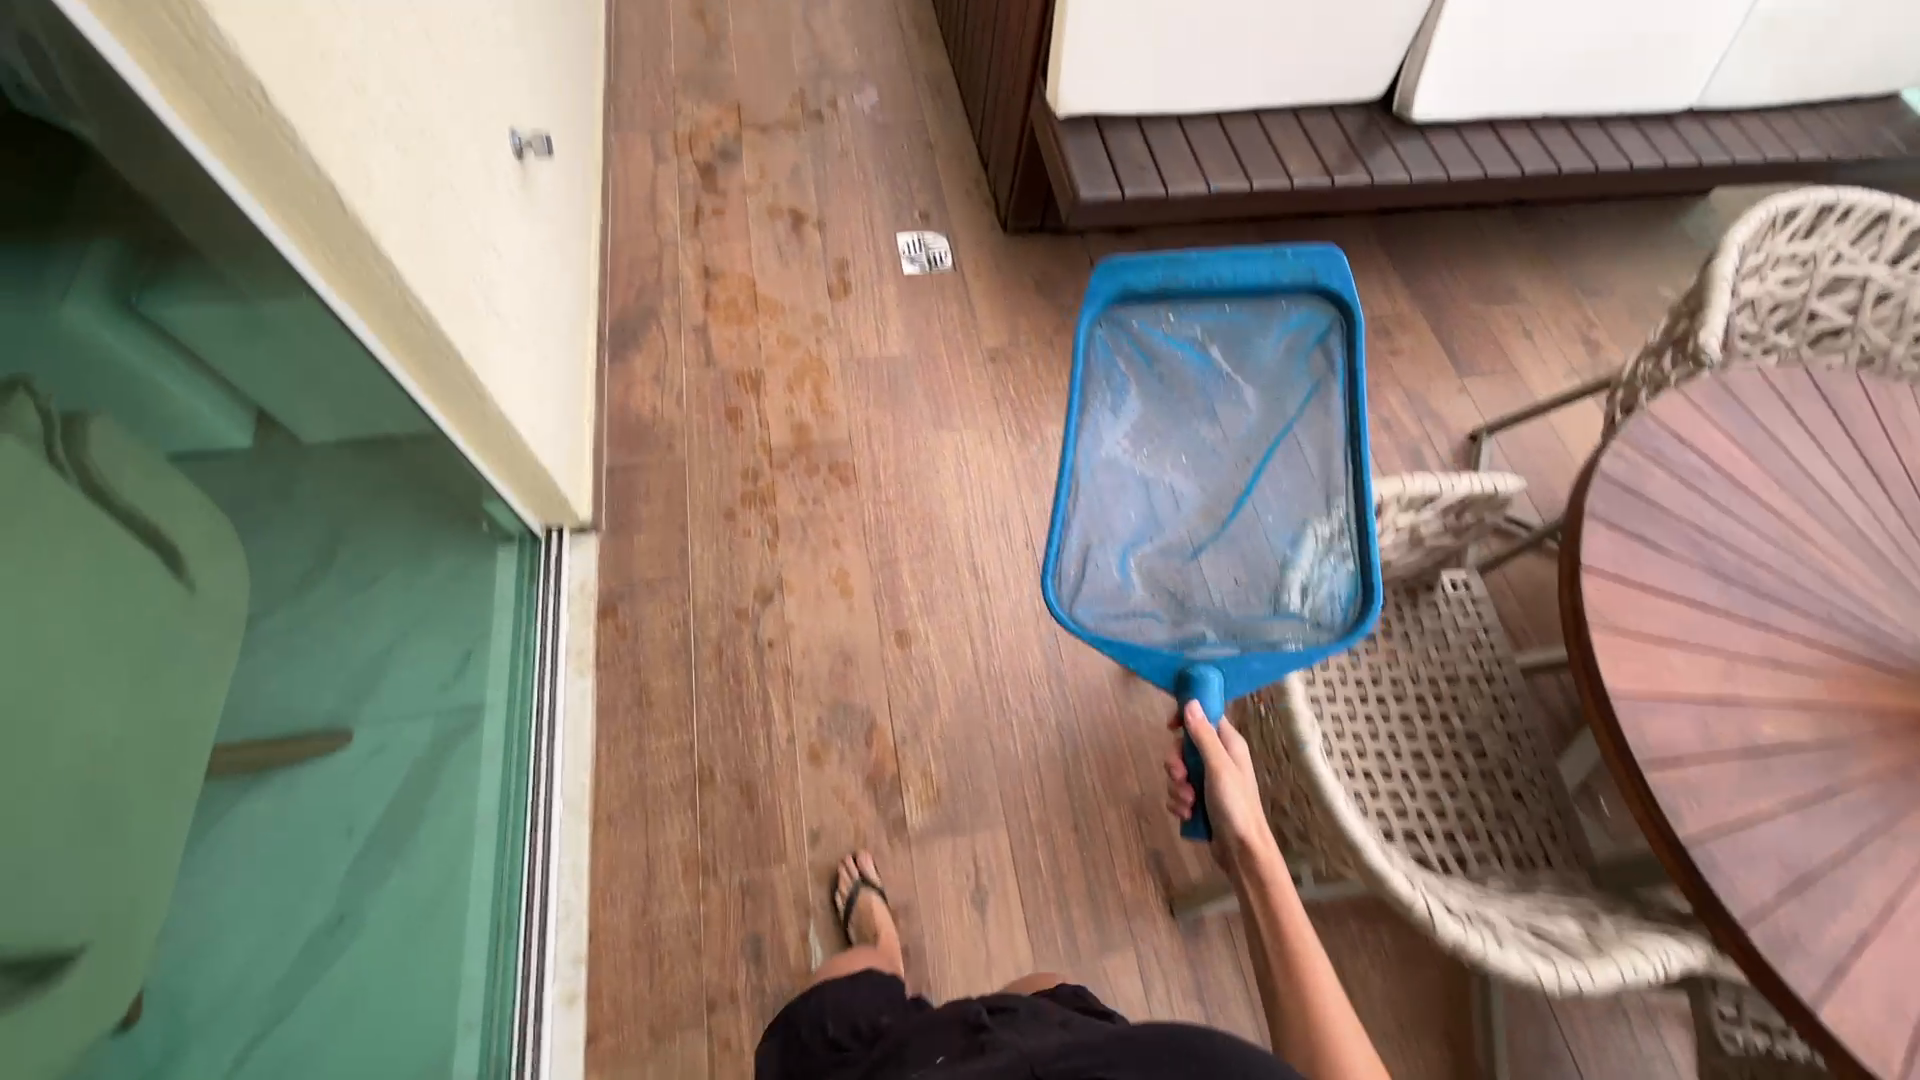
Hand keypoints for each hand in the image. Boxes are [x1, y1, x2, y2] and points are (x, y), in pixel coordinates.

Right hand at [1164, 701, 1278, 874]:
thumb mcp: (1218, 767)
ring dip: (1177, 787)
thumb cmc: (1236, 805)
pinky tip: (1187, 815)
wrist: (1242, 852)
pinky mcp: (1199, 801)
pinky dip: (1178, 803)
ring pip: (1178, 771)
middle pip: (1184, 746)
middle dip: (1176, 763)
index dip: (1186, 718)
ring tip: (1189, 804)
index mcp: (1228, 745)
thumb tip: (1191, 702)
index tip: (1170, 727)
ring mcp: (1208, 781)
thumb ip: (1203, 735)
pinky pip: (1178, 792)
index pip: (1205, 717)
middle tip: (1181, 777)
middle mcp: (1218, 759)